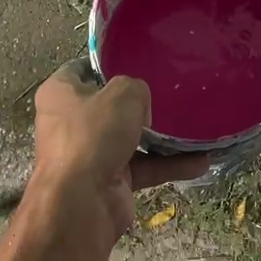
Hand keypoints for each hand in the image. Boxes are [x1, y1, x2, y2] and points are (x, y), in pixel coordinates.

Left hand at [0, 63, 210, 260]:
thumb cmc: (93, 134)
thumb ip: (137, 88)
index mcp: (60, 93)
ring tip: (191, 123)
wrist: (82, 205)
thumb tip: (140, 108)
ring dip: (160, 136)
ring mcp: (89, 154)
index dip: (108, 60)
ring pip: (130, 138)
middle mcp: (70, 122)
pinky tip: (200, 160)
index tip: (136, 55)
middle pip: (109, 104)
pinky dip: (169, 164)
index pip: (82, 68)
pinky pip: (144, 166)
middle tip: (168, 89)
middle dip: (137, 101)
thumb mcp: (124, 92)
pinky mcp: (109, 181)